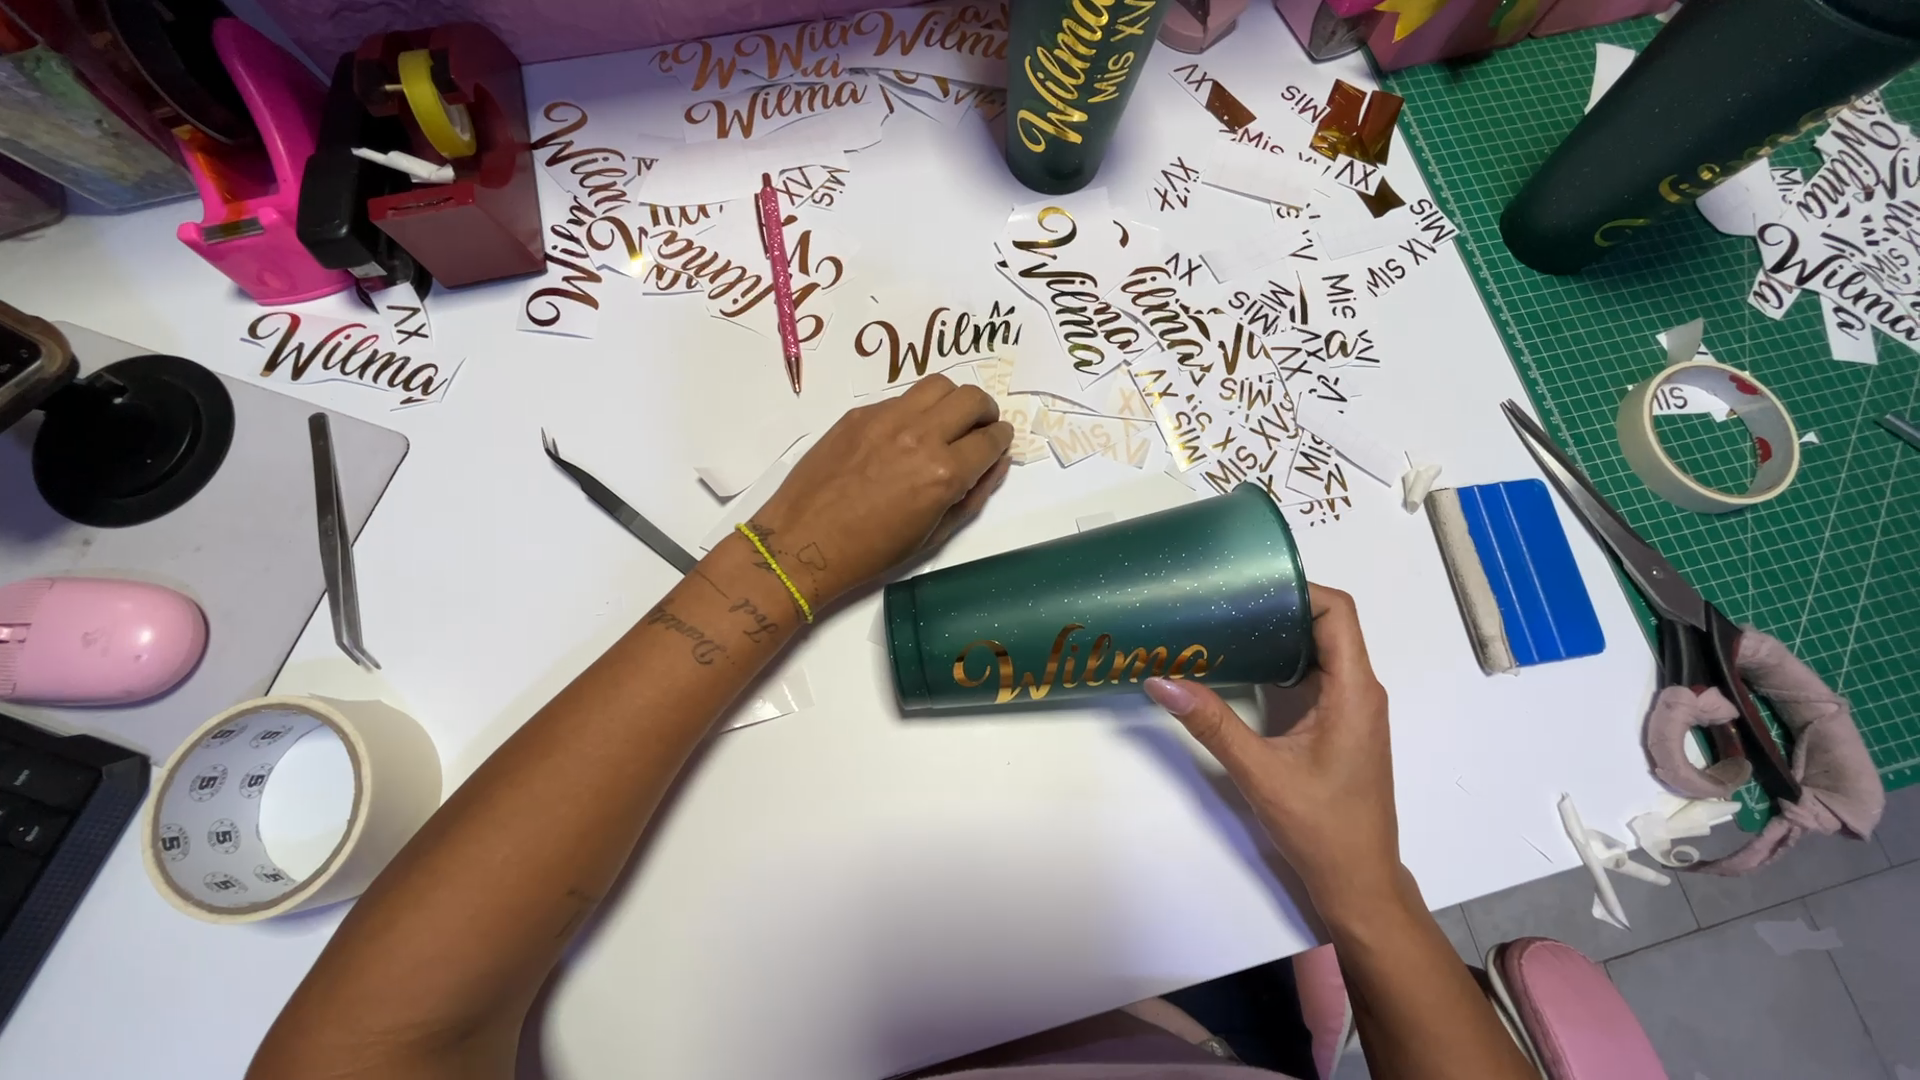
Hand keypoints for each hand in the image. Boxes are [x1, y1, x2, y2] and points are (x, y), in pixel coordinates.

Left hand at [749, 375, 1013, 608]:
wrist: (805, 543)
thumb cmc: (873, 552)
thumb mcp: (935, 535)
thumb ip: (973, 495)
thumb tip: (995, 463)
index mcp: (944, 473)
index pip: (991, 438)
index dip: (1002, 439)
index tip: (999, 441)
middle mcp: (920, 436)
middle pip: (971, 399)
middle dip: (985, 412)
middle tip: (979, 428)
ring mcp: (886, 419)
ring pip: (937, 385)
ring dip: (952, 401)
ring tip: (946, 422)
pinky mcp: (858, 414)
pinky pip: (901, 398)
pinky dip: (915, 409)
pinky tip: (904, 435)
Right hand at [1143, 585, 1397, 906]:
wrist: (1358, 879)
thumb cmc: (1320, 825)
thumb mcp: (1258, 771)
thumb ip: (1210, 723)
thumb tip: (1161, 681)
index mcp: (1354, 691)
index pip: (1338, 613)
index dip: (1300, 588)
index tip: (1249, 582)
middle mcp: (1359, 690)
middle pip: (1327, 624)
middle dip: (1279, 604)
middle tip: (1224, 598)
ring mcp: (1350, 706)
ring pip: (1319, 648)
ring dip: (1278, 632)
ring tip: (1226, 621)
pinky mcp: (1337, 722)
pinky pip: (1313, 673)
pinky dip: (1280, 660)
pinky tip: (1241, 663)